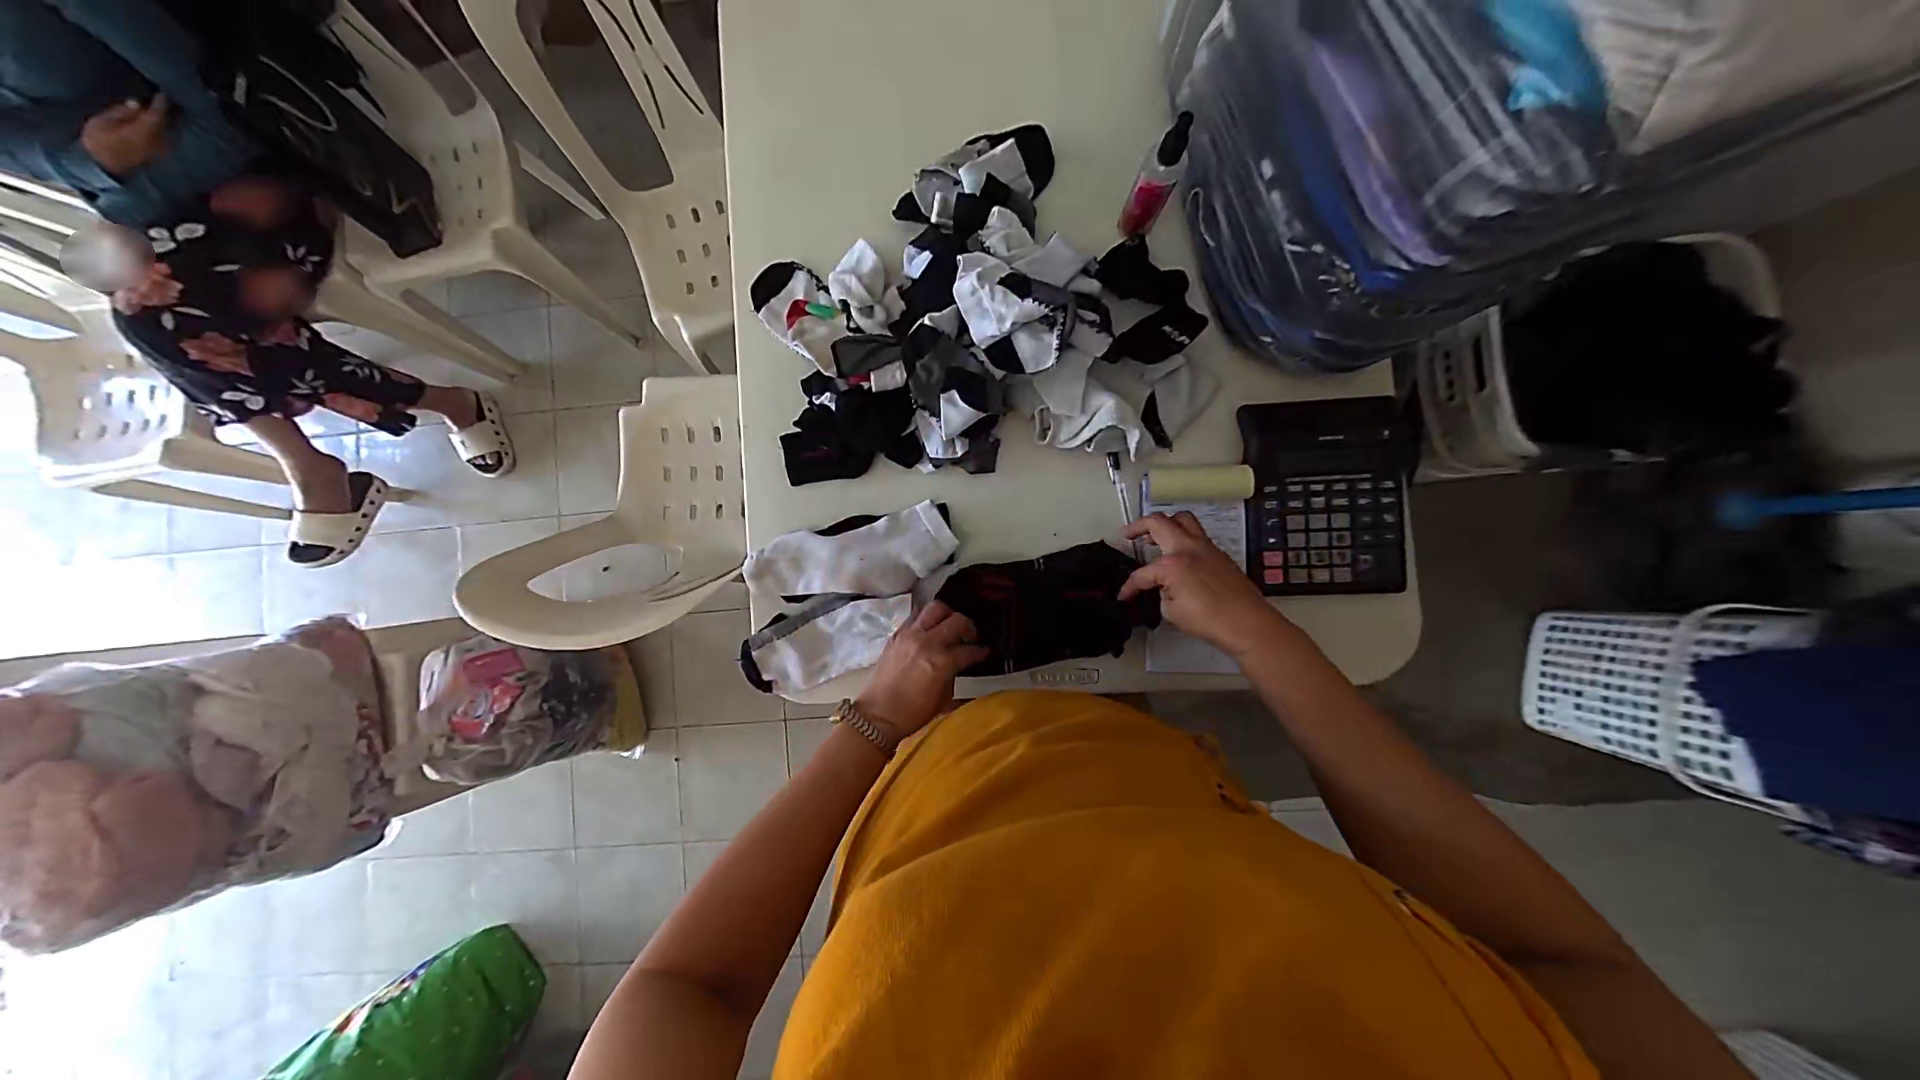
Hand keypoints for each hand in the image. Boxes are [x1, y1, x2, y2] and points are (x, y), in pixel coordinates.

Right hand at [81, 96, 170, 176]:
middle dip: (175, 113)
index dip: (161, 103)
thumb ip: (122, 112)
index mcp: (144, 131)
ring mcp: (162, 148)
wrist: (104, 164)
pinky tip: (170, 123)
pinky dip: (171, 128)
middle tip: (177, 100)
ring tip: (176, 109)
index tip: (164, 93)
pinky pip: (170, 137)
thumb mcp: (103, 121)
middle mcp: (159, 141)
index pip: (158, 115)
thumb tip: (137, 103)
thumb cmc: (99, 140)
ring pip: (173, 131)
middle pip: (171, 124)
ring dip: (175, 121)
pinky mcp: (161, 153)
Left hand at [855, 602, 989, 738]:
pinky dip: (926, 621)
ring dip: (946, 615)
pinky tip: (928, 632)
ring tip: (948, 626)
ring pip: (935, 608)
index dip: (981, 651)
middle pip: (956, 620)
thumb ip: (953, 674)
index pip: (969, 649)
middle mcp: (927, 642)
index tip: (984, 652)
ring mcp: (909, 635)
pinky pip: (916, 617)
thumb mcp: (943, 698)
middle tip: (970, 636)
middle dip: (968, 627)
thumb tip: (958, 663)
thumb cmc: (912, 713)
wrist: (877, 715)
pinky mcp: (896, 635)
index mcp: (942, 661)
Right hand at [1120, 512, 1294, 657]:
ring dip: (1165, 523)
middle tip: (1128, 534)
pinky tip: (1179, 553)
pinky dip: (1184, 537)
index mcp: (1172, 564)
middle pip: (1158, 522)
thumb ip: (1162, 593)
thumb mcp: (1172, 611)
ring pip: (1183, 519)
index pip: (1142, 573)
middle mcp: (1188, 548)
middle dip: (1138, 526)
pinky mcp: (1220, 554)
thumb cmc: (1211, 619)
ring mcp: (1207, 548)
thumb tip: (1165, 588)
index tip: (1125, 595)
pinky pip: (1198, 535)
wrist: (1247, 623)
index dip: (1130, 586)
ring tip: (1155, 535)